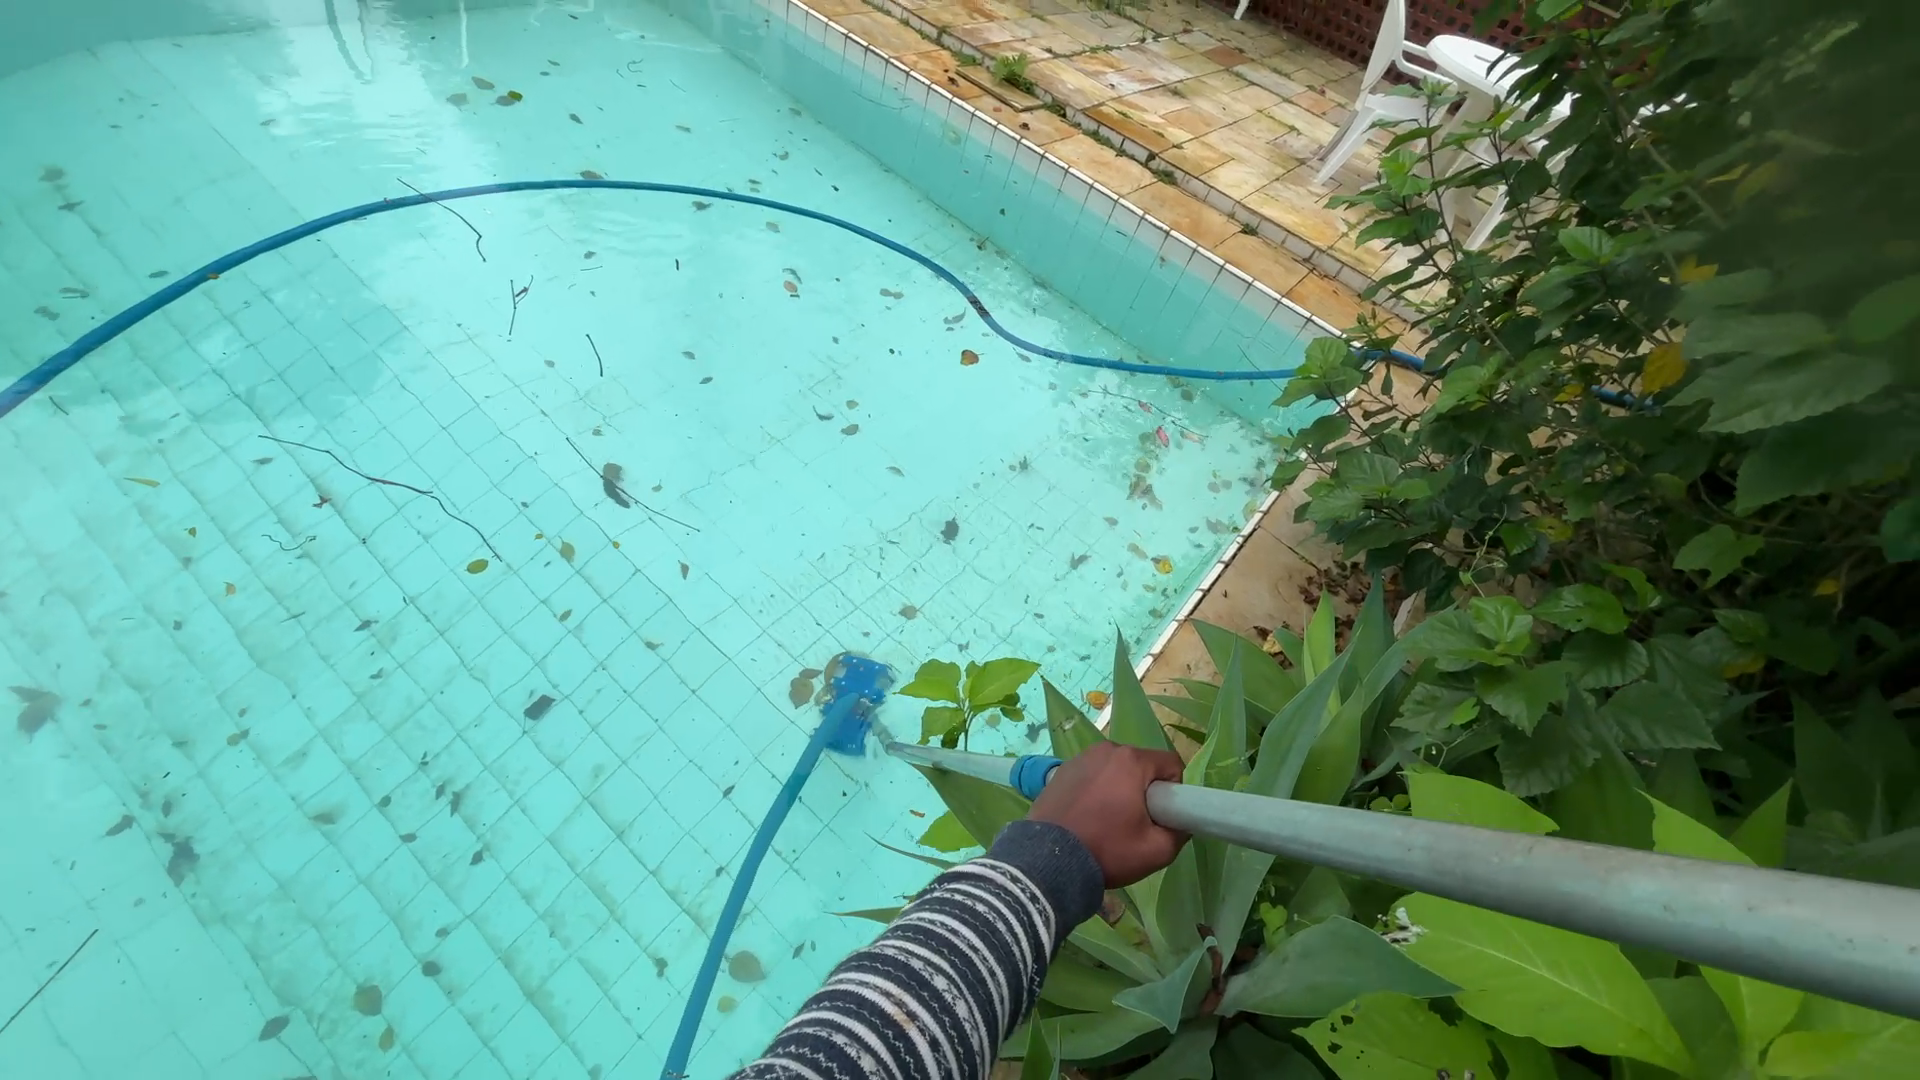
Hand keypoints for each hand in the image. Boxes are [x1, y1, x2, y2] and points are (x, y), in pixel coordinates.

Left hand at [1027, 741, 1186, 886]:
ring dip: (1120, 789)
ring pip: (1115, 770)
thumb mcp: (1156, 851)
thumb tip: (1180, 822)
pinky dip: (1096, 790)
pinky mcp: (1062, 770)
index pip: (1170, 764)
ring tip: (1109, 821)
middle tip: (1136, 822)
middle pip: (1141, 765)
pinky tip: (1088, 816)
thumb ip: (1179, 832)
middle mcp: (1105, 750)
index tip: (1163, 815)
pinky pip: (1093, 775)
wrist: (1049, 859)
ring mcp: (1080, 758)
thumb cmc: (1106, 849)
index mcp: (1130, 760)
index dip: (1174, 791)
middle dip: (1145, 789)